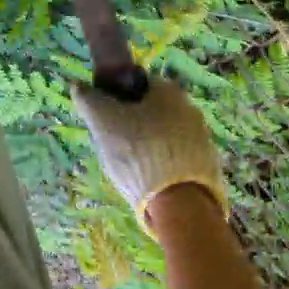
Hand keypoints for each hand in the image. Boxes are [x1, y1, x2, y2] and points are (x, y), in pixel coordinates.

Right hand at [71, 78, 226, 232]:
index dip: (120, 97)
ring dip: (152, 146)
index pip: (139, 83)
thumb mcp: (102, 120)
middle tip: (118, 142)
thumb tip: (78, 85)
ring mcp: (204, 140)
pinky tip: (154, 183)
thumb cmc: (138, 151)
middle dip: (137, 123)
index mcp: (168, 91)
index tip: (108, 117)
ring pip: (168, 136)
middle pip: (155, 110)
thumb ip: (88, 98)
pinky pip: (181, 161)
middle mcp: (191, 109)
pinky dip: (167, 168)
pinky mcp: (211, 170)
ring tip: (133, 168)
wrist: (181, 205)